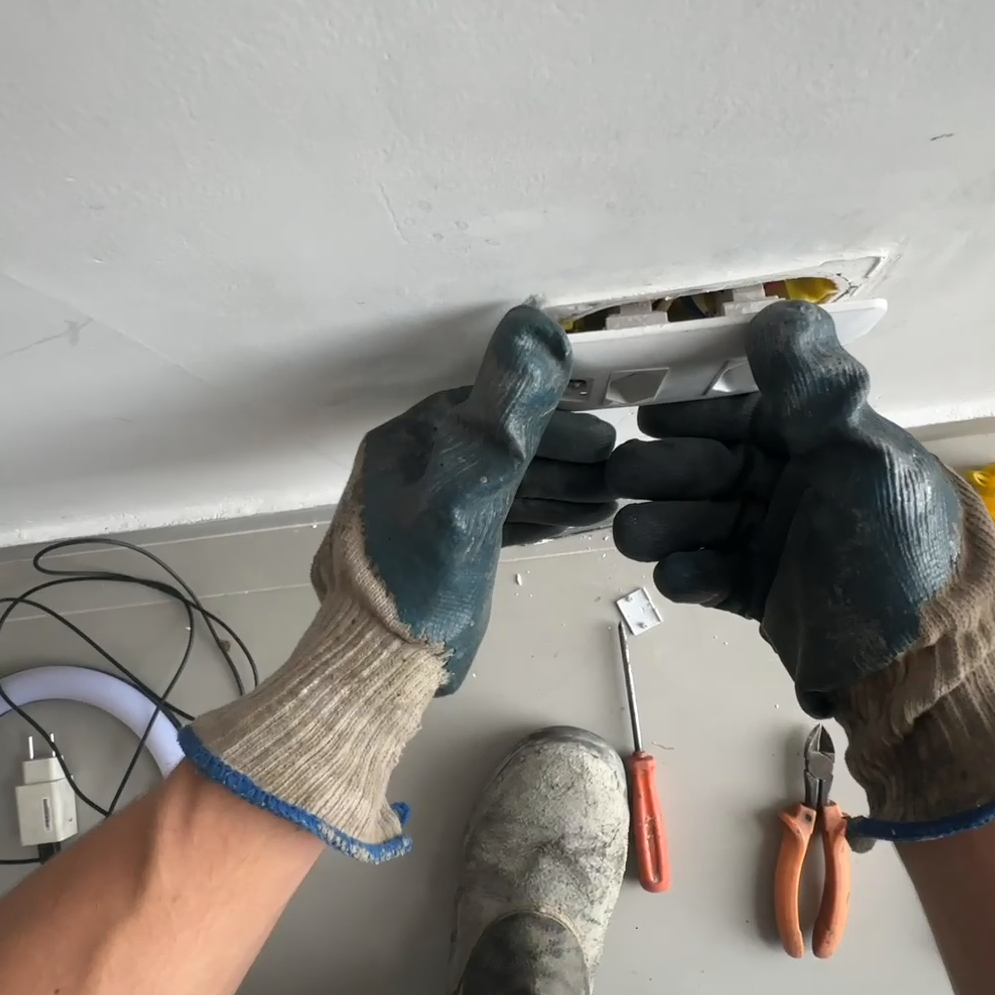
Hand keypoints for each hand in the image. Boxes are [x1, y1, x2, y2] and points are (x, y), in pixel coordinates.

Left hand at [330, 305, 613, 691]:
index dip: (549, 419)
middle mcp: (420, 469)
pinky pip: (502, 517)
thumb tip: (535, 328)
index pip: (490, 412)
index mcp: (412, 444)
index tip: (600, 434)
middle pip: (504, 450)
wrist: (378, 666)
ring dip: (559, 490)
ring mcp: (435, 510)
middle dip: (563, 460)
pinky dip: (539, 517)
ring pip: (508, 486)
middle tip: (616, 473)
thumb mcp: (466, 492)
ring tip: (609, 499)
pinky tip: (575, 520)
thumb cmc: (417, 579)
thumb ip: (503, 416)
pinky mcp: (450, 547)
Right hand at [606, 302, 994, 840]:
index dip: (695, 413)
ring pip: (698, 519)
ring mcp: (769, 540)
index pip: (745, 414)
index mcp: (822, 444)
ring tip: (638, 533)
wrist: (918, 669)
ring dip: (664, 522)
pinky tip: (679, 576)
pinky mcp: (755, 591)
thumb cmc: (897, 553)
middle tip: (623, 477)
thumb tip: (775, 312)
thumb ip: (817, 389)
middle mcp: (791, 485)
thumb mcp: (866, 460)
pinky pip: (707, 572)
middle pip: (708, 467)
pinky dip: (688, 572)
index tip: (650, 417)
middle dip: (666, 470)